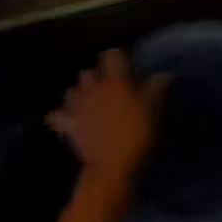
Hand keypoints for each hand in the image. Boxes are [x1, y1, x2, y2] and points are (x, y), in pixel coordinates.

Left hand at [47, 50, 168, 187]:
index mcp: (115, 82)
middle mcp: (93, 89)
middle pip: (87, 72)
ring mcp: (77, 106)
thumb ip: (155, 88)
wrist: (112, 164)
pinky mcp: (68, 124)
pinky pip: (57, 116)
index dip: (117, 58)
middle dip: (95, 76)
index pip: (112, 57)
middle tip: (107, 87)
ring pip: (72, 90)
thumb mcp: (152, 110)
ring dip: (79, 93)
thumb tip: (164, 73)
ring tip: (89, 102)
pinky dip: (61, 116)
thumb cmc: (137, 134)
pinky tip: (68, 120)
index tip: (124, 65)